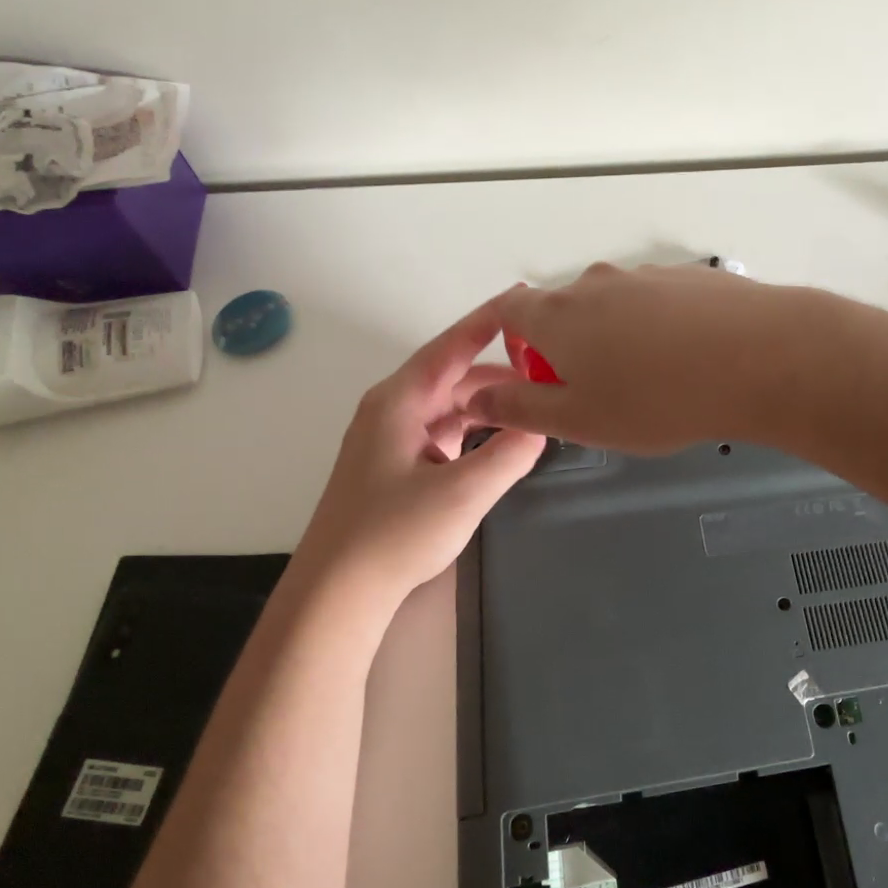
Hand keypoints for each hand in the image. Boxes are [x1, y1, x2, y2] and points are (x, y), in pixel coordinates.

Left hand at [300, 295, 546, 593]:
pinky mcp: (396, 465)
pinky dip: (475, 428)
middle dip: (501, 371)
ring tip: (536, 404)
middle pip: (453, 376)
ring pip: (449, 405)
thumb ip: (510, 454)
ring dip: (490, 404)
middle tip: (550, 369)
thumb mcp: (464, 492)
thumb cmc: (394, 534)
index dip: (488, 320)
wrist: (337, 592)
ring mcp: (391, 438)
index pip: (451, 347)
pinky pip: (443, 430)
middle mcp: (392, 410)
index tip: (523, 295)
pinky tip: (503, 439)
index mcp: (399, 402)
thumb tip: (542, 426)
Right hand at [468, 263, 819, 453]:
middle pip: (564, 310)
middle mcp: (597, 282)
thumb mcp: (578, 420)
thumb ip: (519, 408)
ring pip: (614, 308)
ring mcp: (648, 275)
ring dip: (617, 340)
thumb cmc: (656, 399)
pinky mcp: (691, 277)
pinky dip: (660, 330)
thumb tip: (475, 400)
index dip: (510, 344)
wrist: (759, 357)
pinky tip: (692, 362)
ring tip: (655, 383)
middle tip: (600, 393)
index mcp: (558, 313)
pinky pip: (658, 305)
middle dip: (568, 349)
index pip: (508, 311)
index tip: (533, 376)